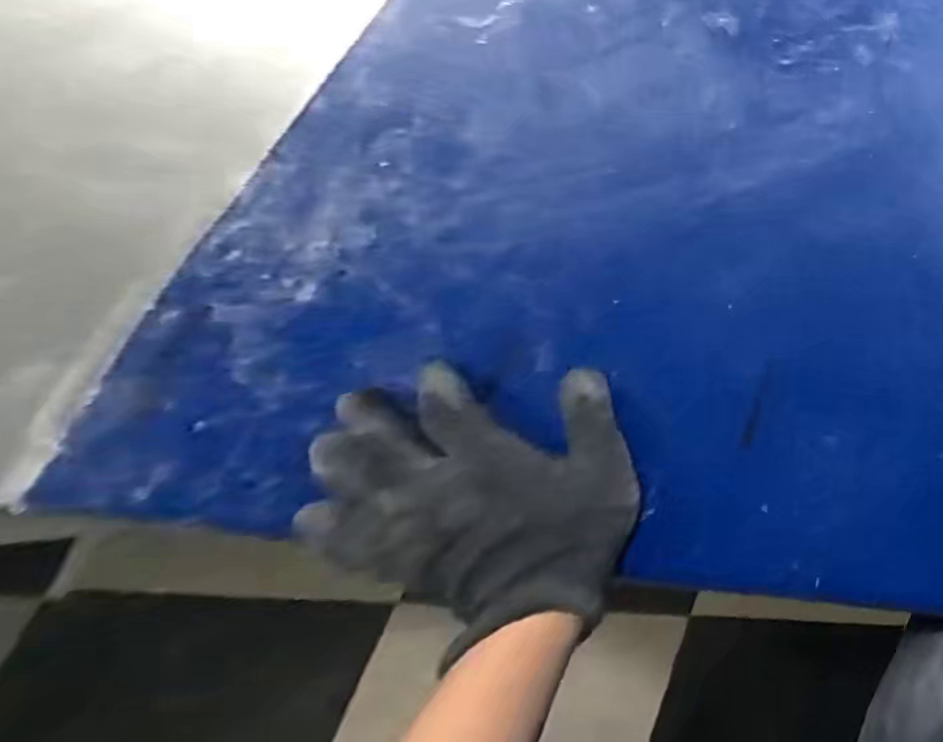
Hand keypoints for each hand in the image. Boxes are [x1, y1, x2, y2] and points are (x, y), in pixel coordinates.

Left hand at [296, 363, 640, 672]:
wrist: (542, 601)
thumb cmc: (578, 527)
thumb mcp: (603, 466)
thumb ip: (590, 418)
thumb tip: (580, 372)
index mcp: (487, 457)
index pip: (450, 412)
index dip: (437, 388)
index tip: (428, 369)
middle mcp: (439, 484)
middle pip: (389, 447)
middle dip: (368, 421)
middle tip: (348, 401)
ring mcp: (413, 526)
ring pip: (361, 490)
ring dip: (338, 467)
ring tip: (321, 447)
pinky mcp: (402, 563)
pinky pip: (351, 545)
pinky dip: (327, 530)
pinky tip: (311, 517)